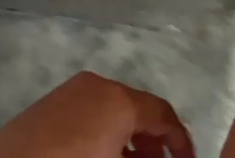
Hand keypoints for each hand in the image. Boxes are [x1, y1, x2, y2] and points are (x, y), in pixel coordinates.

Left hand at [0, 71, 194, 157]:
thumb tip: (160, 156)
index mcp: (118, 100)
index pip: (163, 113)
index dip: (181, 141)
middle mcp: (97, 85)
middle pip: (139, 109)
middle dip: (155, 141)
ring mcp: (72, 91)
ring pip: (115, 111)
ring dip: (131, 140)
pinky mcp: (53, 102)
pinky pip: (93, 113)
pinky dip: (107, 134)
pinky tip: (104, 157)